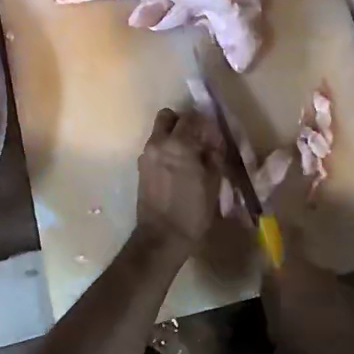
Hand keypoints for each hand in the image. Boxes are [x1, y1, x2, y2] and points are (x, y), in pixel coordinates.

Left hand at [134, 108, 219, 255]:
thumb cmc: (193, 210)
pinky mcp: (141, 168)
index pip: (190, 117)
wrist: (162, 236)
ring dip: (172, 136)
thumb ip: (213, 155)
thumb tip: (212, 140)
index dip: (203, 121)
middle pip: (167, 117)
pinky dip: (165, 150)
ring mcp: (146, 155)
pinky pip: (154, 148)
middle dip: (182, 122)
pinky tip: (176, 168)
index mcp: (178, 144)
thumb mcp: (213, 181)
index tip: (211, 132)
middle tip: (196, 137)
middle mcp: (158, 143)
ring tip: (187, 155)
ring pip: (159, 132)